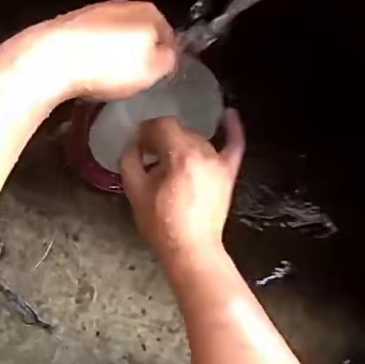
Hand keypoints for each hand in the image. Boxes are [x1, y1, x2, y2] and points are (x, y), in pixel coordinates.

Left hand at [25, 0, 176, 101]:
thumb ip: (167, 60)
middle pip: (136, 32)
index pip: (167, 33)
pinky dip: (88, 57)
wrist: (51, 59)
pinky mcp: (65, 26)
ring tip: (106, 80)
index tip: (160, 76)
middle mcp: (119, 5)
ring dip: (110, 57)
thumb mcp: (152, 69)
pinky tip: (83, 73)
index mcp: (147, 11)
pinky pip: (86, 45)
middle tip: (132, 80)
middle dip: (136, 54)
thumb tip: (165, 55)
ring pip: (110, 38)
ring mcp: (90, 13)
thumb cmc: (107, 65)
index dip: (166, 57)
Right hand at [120, 110, 244, 258]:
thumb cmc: (159, 222)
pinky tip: (228, 115)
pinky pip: (234, 145)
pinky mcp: (228, 173)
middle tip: (147, 154)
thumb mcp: (133, 189)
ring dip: (180, 143)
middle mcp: (203, 153)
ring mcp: (218, 162)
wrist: (190, 248)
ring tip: (168, 158)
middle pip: (178, 131)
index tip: (137, 144)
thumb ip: (130, 158)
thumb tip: (135, 143)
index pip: (161, 125)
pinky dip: (232, 129)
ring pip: (197, 138)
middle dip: (160, 138)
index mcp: (179, 155)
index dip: (146, 131)